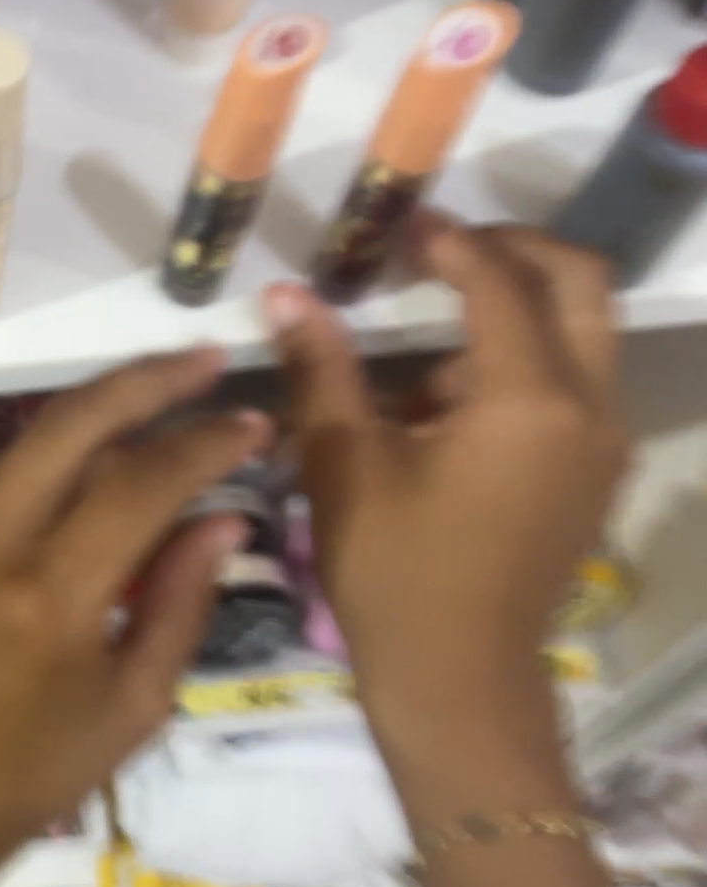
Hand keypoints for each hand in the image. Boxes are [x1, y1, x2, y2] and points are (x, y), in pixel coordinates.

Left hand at [0, 350, 269, 852]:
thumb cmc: (29, 770)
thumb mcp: (132, 704)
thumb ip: (180, 600)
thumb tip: (223, 514)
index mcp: (47, 598)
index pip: (139, 484)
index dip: (204, 443)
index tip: (251, 423)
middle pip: (67, 424)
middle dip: (143, 381)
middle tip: (204, 361)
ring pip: (23, 448)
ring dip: (90, 423)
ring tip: (153, 414)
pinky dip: (41, 472)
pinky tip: (78, 482)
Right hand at [267, 220, 627, 729]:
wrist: (453, 666)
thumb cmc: (387, 561)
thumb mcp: (340, 458)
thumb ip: (321, 368)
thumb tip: (287, 295)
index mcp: (525, 401)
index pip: (501, 287)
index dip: (453, 243)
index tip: (406, 221)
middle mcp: (587, 408)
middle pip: (580, 290)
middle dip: (513, 253)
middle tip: (439, 248)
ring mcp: (598, 444)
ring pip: (569, 342)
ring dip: (497, 324)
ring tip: (401, 364)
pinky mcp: (586, 473)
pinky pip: (558, 391)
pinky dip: (503, 373)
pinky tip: (426, 416)